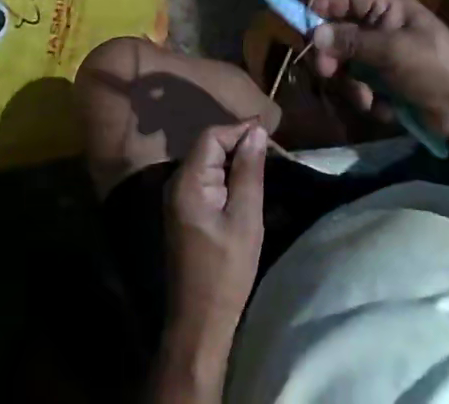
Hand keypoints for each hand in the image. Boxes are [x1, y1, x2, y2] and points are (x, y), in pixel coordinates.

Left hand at [164, 121, 267, 337]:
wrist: (200, 320)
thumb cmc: (226, 270)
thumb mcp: (245, 218)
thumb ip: (249, 171)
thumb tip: (257, 131)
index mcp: (188, 182)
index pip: (211, 136)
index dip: (239, 129)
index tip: (269, 132)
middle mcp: (176, 183)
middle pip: (207, 146)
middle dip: (238, 141)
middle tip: (271, 148)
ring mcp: (178, 199)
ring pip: (207, 162)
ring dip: (234, 158)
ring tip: (264, 162)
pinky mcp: (184, 212)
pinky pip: (206, 180)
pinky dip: (226, 175)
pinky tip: (246, 182)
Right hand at [308, 0, 448, 138]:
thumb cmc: (436, 68)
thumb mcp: (392, 51)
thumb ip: (352, 41)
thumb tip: (314, 32)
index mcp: (390, 9)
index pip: (348, 0)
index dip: (324, 9)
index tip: (300, 24)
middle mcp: (385, 29)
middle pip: (342, 36)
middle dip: (336, 57)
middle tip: (328, 72)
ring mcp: (387, 59)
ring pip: (350, 67)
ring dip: (355, 86)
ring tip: (369, 100)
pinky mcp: (390, 85)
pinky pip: (364, 88)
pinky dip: (371, 101)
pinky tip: (387, 109)